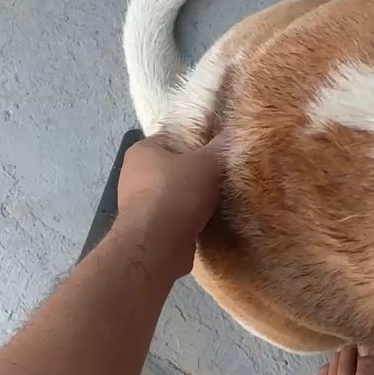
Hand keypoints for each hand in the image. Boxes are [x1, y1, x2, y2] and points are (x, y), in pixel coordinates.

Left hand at [113, 133, 226, 282]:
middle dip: (199, 174)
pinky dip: (191, 220)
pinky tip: (209, 223)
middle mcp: (136, 174)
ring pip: (176, 195)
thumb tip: (237, 127)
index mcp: (143, 149)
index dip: (200, 143)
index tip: (222, 153)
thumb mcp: (207, 164)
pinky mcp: (150, 229)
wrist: (157, 246)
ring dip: (196, 200)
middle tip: (226, 178)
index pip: (175, 137)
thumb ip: (222, 146)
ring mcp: (141, 204)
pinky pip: (176, 218)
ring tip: (222, 202)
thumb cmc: (177, 195)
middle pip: (176, 168)